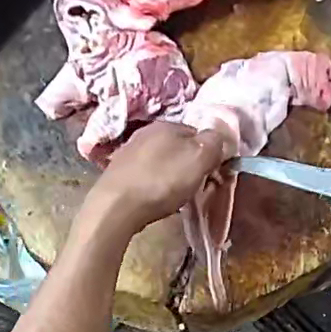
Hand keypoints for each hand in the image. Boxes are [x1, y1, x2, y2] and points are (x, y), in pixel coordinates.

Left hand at [84, 122, 233, 232]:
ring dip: (169, 177)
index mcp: (166, 124)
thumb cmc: (161, 181)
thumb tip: (216, 137)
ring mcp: (127, 153)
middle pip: (177, 148)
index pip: (197, 133)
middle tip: (194, 188)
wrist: (115, 207)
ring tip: (173, 197)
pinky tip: (153, 200)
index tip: (212, 175)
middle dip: (187, 166)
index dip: (208, 154)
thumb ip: (214, 142)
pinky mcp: (115, 175)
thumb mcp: (199, 158)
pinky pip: (143, 177)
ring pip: (159, 162)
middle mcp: (144, 133)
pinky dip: (152, 187)